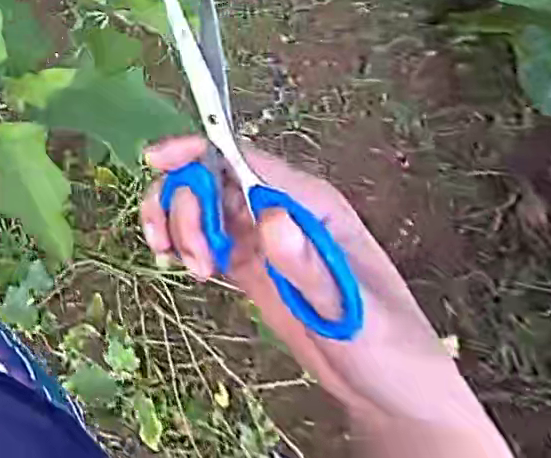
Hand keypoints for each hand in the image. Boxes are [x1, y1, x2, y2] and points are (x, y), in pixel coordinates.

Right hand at [139, 137, 509, 457]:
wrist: (394, 399)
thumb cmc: (390, 350)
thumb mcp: (354, 312)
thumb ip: (310, 265)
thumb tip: (269, 218)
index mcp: (306, 201)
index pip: (240, 157)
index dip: (194, 151)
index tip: (156, 162)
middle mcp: (275, 206)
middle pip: (206, 176)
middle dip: (184, 206)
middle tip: (190, 255)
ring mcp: (257, 232)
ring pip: (195, 201)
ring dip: (176, 224)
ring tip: (183, 264)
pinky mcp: (243, 258)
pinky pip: (197, 232)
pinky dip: (177, 240)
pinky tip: (175, 262)